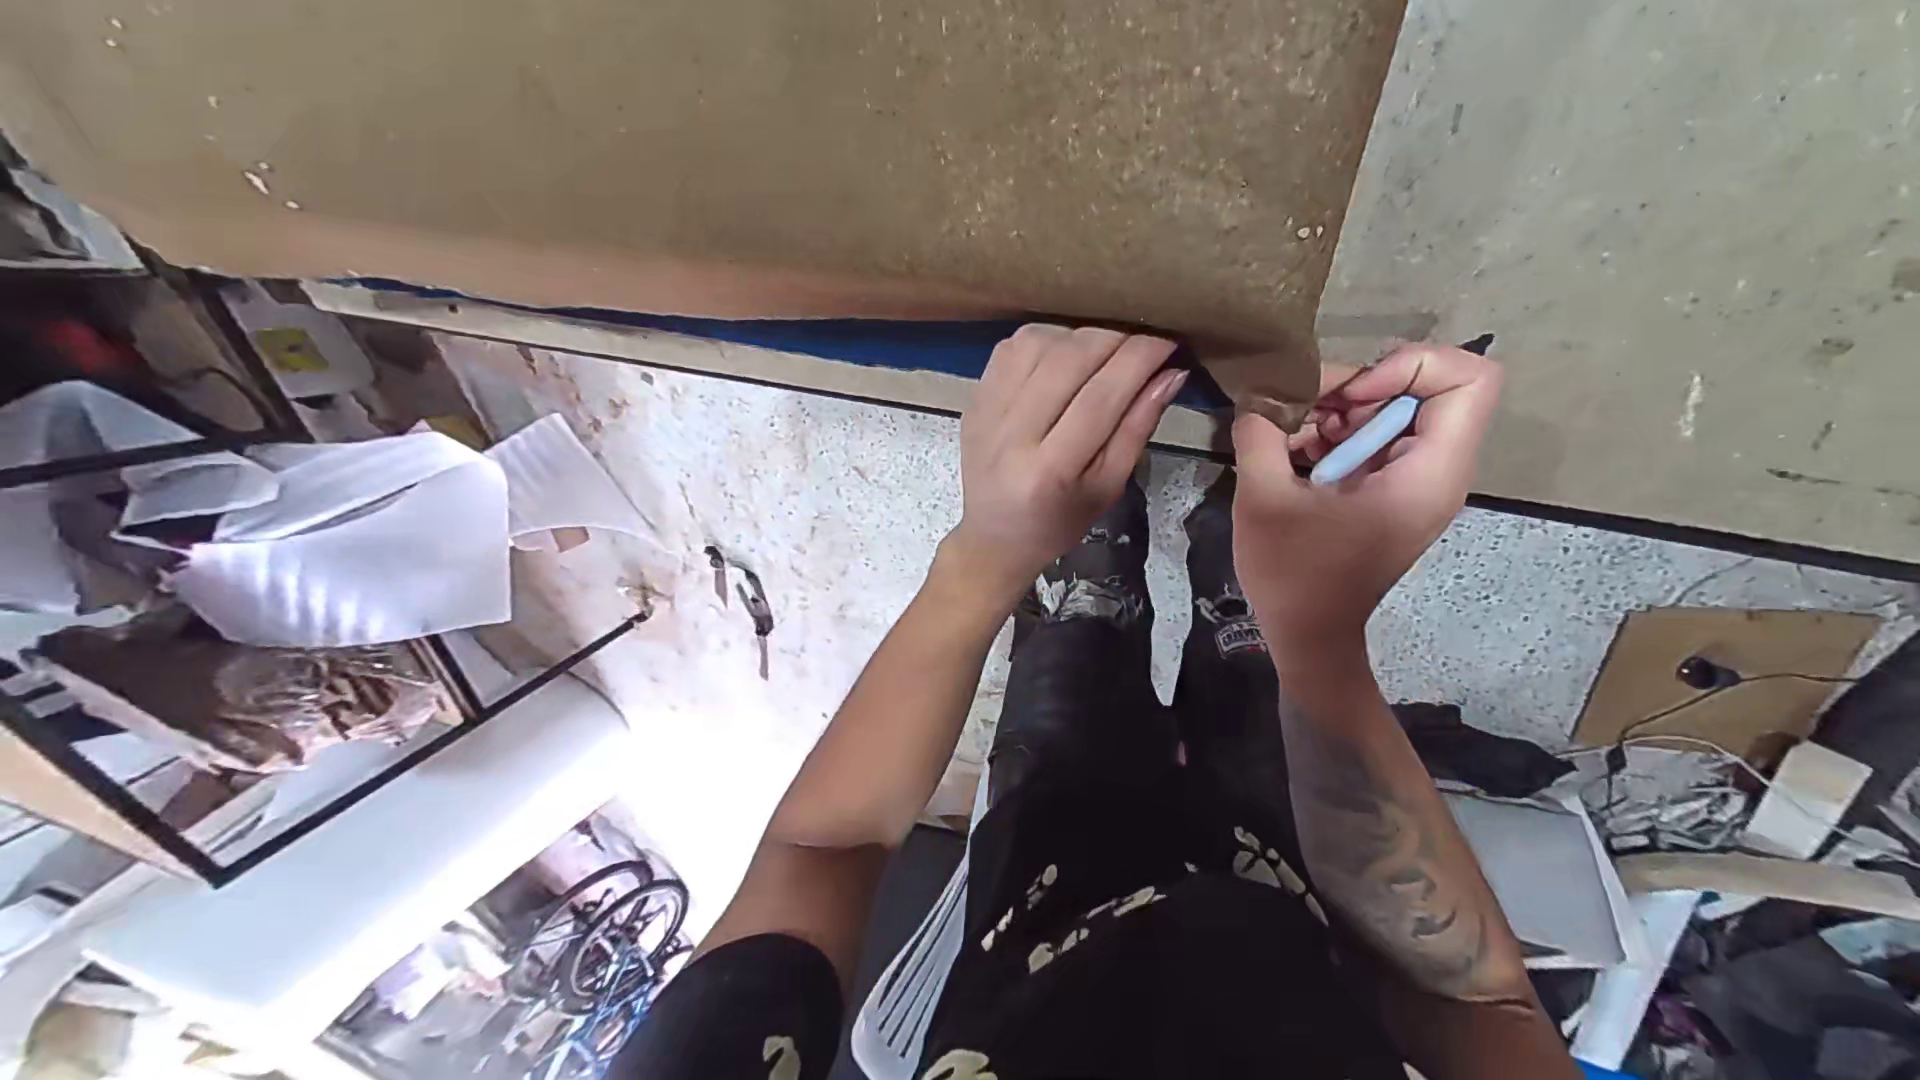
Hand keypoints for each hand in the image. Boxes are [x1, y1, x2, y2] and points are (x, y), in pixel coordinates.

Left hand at [943, 324, 1187, 602]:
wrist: (995, 536)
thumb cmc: (1058, 521)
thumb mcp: (1108, 487)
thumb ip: (1138, 428)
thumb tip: (1171, 373)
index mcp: (1050, 471)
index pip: (1102, 396)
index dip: (1140, 359)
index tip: (1167, 344)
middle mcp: (1012, 436)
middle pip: (1069, 360)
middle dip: (1115, 339)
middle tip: (1139, 347)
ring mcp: (986, 413)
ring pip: (1038, 343)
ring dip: (1079, 336)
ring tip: (1101, 354)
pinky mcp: (974, 400)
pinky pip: (1011, 347)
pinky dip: (1045, 340)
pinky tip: (1061, 356)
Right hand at [1231, 343, 1502, 658]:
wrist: (1308, 633)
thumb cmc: (1294, 575)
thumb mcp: (1264, 500)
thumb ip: (1261, 436)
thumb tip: (1257, 399)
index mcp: (1427, 474)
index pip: (1469, 378)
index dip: (1408, 366)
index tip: (1345, 395)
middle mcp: (1435, 470)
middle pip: (1423, 388)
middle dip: (1354, 387)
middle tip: (1297, 408)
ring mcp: (1411, 481)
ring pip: (1391, 410)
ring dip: (1335, 411)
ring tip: (1285, 434)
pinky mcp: (1387, 491)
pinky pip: (1371, 440)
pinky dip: (1332, 435)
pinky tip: (1290, 452)